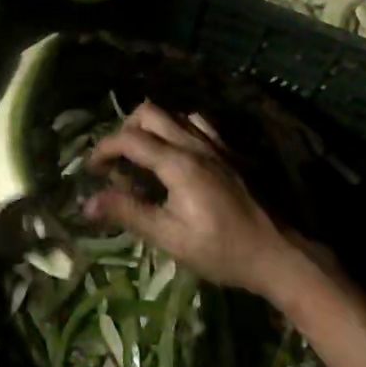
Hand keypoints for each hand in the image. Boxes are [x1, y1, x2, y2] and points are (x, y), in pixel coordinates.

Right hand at [82, 102, 299, 294]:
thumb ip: (129, 213)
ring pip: (171, 114)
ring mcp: (212, 144)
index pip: (129, 139)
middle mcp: (192, 143)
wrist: (277, 254)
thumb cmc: (221, 250)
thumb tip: (88, 203)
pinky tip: (175, 153)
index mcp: (177, 162)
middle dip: (124, 130)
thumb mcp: (170, 238)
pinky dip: (175, 129)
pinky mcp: (226, 151)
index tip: (90, 168)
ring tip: (141, 156)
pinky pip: (194, 123)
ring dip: (149, 127)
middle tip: (116, 160)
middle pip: (148, 112)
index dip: (104, 149)